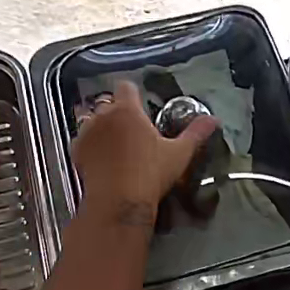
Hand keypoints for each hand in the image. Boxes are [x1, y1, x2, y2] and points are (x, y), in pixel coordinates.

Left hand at [72, 81, 217, 219]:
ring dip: (102, 128)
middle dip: (118, 112)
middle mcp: (104, 115)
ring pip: (92, 120)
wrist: (119, 202)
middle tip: (133, 132)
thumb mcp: (179, 154)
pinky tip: (102, 160)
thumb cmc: (151, 174)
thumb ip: (195, 133)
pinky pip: (82, 140)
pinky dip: (91, 146)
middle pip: (108, 103)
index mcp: (128, 111)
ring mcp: (87, 132)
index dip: (134, 94)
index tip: (142, 108)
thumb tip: (213, 120)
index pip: (127, 87)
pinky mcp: (76, 151)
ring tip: (116, 146)